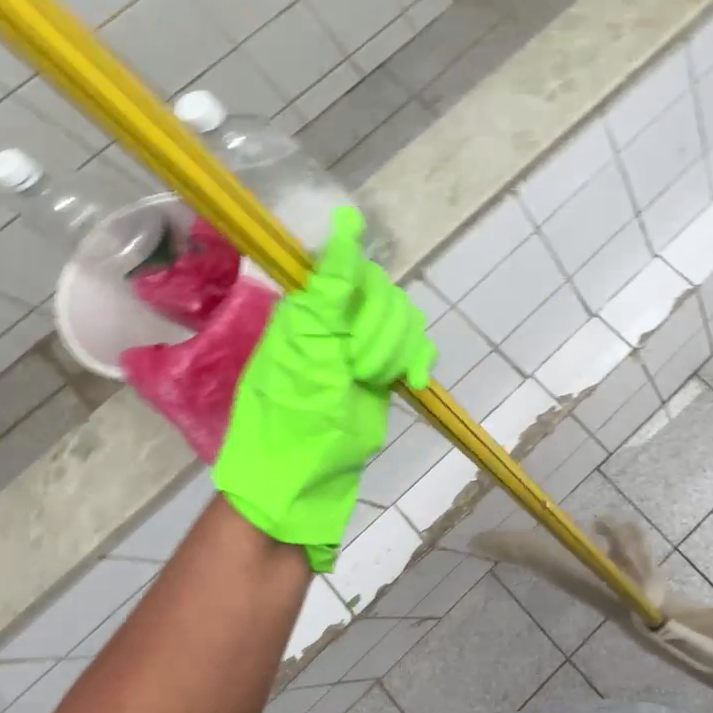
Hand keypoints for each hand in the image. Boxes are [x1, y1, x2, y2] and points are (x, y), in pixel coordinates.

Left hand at [212, 207, 434, 571]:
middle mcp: (333, 323)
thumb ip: (330, 296)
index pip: (348, 270)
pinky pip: (412, 349)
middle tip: (363, 368)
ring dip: (400, 348)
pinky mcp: (378, 373)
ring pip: (403, 322)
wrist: (301, 481)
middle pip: (384, 296)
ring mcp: (357, 349)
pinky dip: (417, 363)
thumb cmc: (294, 420)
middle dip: (384, 331)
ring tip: (379, 379)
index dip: (361, 282)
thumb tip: (340, 231)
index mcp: (308, 312)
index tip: (359, 301)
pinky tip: (411, 383)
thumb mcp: (310, 355)